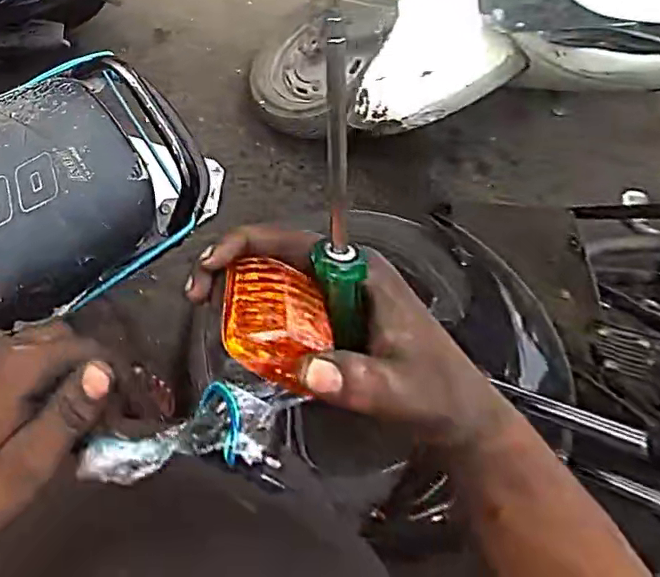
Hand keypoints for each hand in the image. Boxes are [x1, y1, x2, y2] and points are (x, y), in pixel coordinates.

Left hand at [0, 324, 112, 575]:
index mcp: (14, 365)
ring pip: (47, 347)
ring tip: (93, 422)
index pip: (80, 346)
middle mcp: (2, 350)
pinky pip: (30, 361)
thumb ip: (69, 411)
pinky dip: (53, 379)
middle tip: (116, 417)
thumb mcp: (32, 460)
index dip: (114, 372)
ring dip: (74, 374)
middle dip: (95, 369)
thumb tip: (105, 369)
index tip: (136, 411)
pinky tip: (60, 419)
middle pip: (64, 337)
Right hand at [185, 225, 518, 450]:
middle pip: (264, 251)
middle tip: (197, 292)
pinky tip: (231, 325)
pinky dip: (243, 305)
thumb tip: (310, 371)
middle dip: (222, 265)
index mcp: (355, 268)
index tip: (211, 265)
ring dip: (227, 284)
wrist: (462, 421)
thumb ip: (360, 380)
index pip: (285, 238)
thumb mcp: (402, 389)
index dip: (240, 244)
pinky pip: (270, 297)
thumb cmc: (440, 395)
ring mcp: (326, 289)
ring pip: (262, 271)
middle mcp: (336, 270)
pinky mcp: (319, 311)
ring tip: (205, 306)